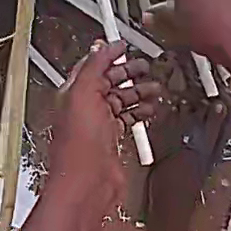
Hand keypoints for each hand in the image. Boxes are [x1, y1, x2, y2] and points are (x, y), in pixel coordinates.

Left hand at [46, 42, 165, 214]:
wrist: (87, 184)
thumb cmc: (79, 146)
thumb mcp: (83, 94)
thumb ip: (94, 67)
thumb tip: (103, 46)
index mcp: (74, 93)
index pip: (93, 66)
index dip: (109, 55)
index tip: (125, 46)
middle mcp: (86, 108)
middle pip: (109, 82)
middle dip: (129, 72)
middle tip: (146, 66)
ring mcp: (99, 125)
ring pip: (122, 100)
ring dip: (139, 92)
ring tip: (155, 87)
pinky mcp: (112, 140)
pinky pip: (129, 119)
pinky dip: (141, 112)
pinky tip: (150, 109)